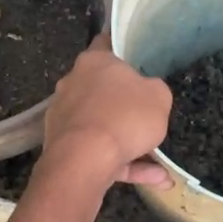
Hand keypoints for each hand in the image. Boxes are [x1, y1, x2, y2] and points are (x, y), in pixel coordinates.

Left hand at [42, 35, 171, 186]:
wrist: (85, 159)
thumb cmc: (125, 117)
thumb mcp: (159, 97)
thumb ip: (156, 90)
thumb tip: (149, 93)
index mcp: (94, 62)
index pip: (107, 43)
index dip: (122, 49)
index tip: (136, 58)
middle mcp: (73, 84)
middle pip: (102, 89)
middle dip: (124, 103)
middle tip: (147, 116)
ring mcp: (64, 116)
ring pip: (103, 126)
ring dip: (129, 142)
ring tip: (160, 165)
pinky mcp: (62, 146)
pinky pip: (100, 152)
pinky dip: (124, 164)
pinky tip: (155, 178)